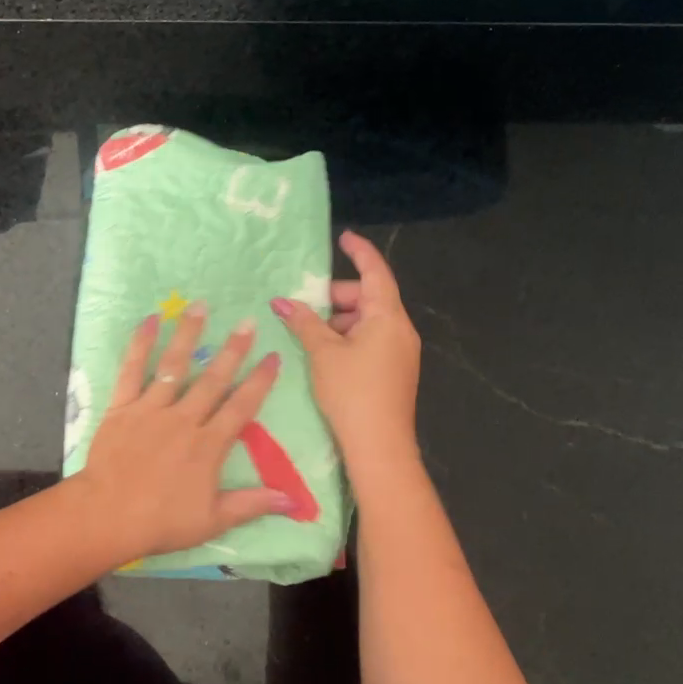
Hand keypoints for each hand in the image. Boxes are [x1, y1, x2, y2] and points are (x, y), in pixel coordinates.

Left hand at [75, 304, 297, 559]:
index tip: (274, 357)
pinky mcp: (121, 407)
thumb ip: (252, 504)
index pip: (241, 407)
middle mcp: (184, 419)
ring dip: (189, 335)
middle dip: (233, 350)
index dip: (259, 381)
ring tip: (199, 307)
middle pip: (213, 380)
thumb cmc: (161, 521)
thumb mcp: (213, 520)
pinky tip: (149, 321)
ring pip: (174, 366)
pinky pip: (132, 370)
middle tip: (247, 322)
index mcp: (208, 445)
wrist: (108, 515)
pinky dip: (140, 344)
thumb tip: (294, 501)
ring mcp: (151, 409)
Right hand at [271, 231, 421, 471]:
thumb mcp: (322, 353)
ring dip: (338, 321)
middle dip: (336, 297)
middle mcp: (400, 329)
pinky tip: (324, 354)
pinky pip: (370, 339)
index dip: (360, 252)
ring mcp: (400, 351)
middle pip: (369, 298)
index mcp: (387, 318)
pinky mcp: (394, 370)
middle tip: (305, 307)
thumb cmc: (352, 392)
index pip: (375, 273)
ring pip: (367, 321)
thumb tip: (282, 302)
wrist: (379, 446)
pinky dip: (347, 338)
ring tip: (309, 337)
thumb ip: (304, 322)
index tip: (343, 238)